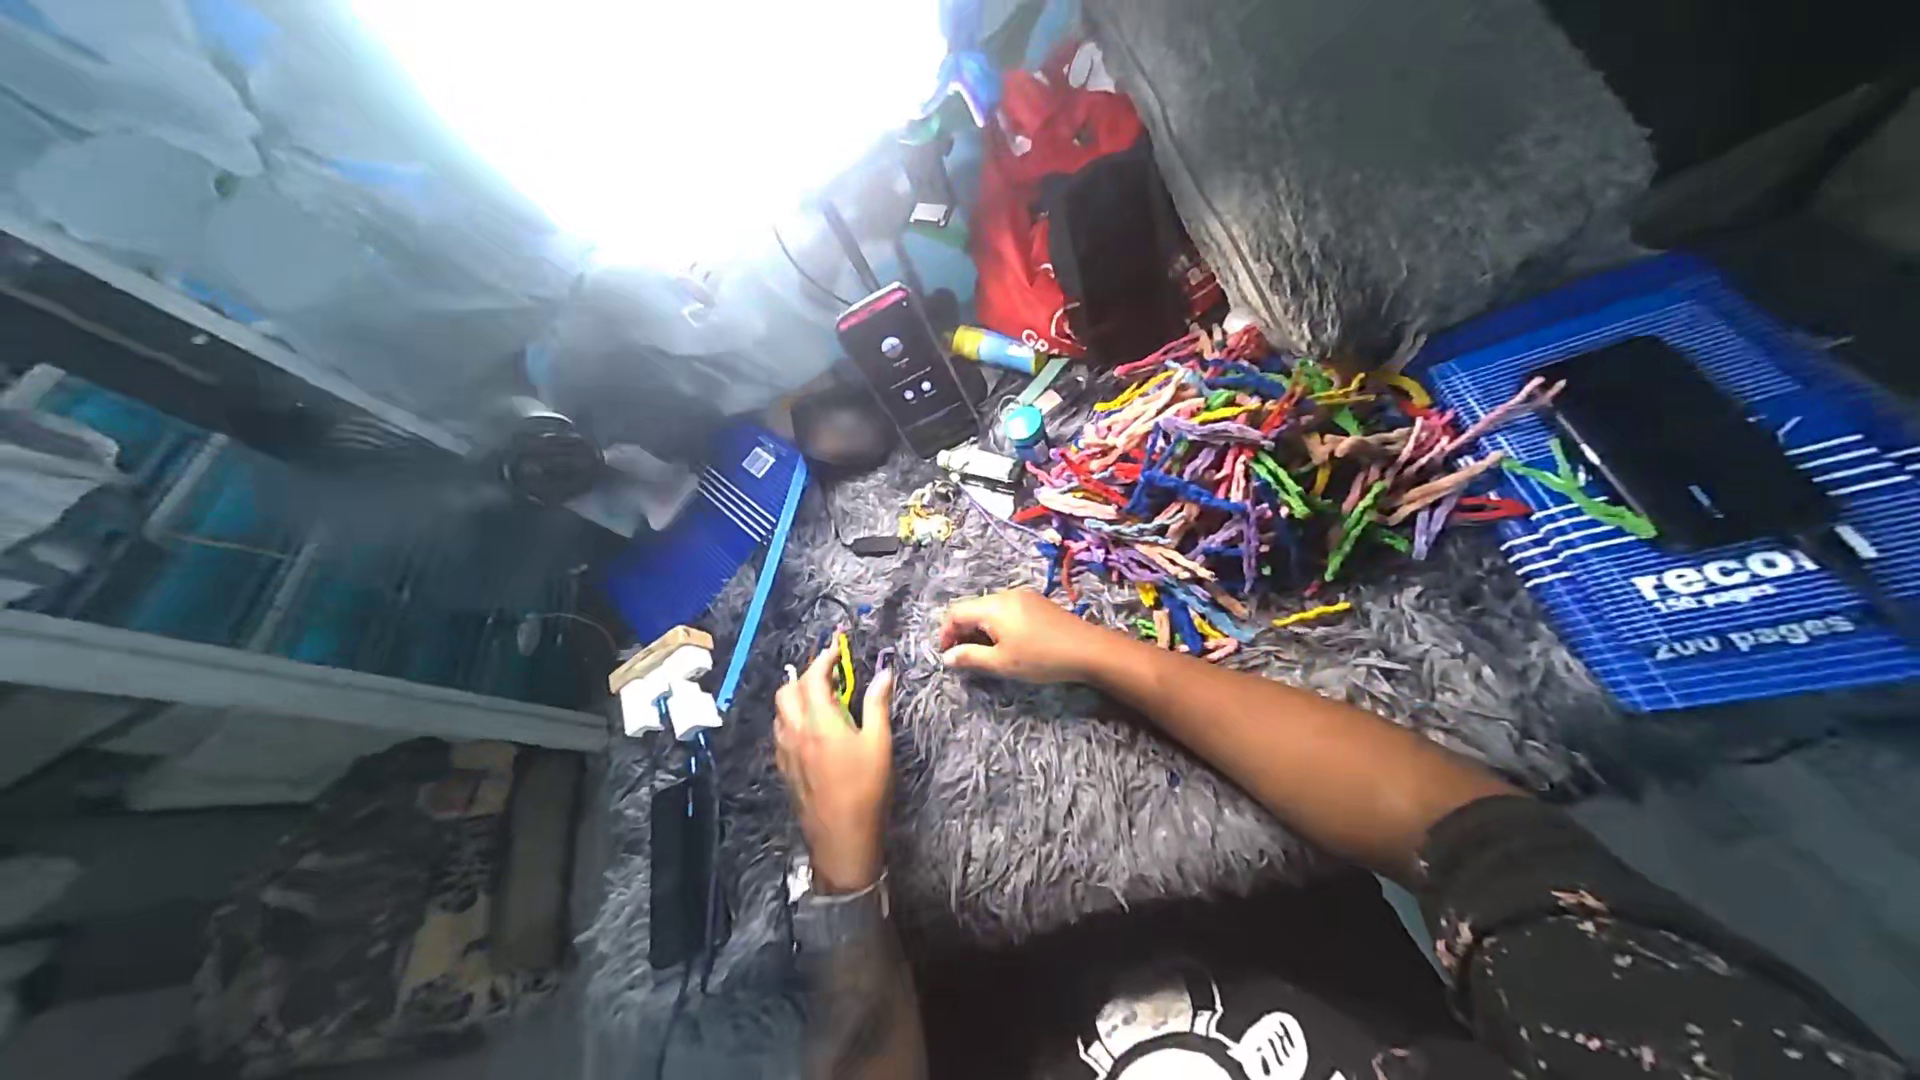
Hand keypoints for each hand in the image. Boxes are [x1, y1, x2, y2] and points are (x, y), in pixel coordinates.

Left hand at [774, 645, 894, 893]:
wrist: (842, 839)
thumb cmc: (866, 789)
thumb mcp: (879, 744)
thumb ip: (877, 704)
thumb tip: (884, 673)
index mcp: (820, 722)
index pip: (812, 678)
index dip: (823, 659)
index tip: (837, 651)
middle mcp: (796, 732)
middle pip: (788, 690)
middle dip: (806, 675)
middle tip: (831, 676)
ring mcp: (786, 752)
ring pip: (780, 711)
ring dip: (796, 696)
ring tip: (822, 699)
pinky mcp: (785, 769)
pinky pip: (781, 732)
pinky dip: (792, 718)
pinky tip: (812, 729)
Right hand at [937, 588, 1116, 684]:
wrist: (1088, 649)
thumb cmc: (1041, 657)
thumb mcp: (1001, 663)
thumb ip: (970, 658)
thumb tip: (947, 657)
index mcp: (992, 606)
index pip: (955, 612)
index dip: (945, 633)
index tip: (946, 655)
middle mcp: (1005, 594)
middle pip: (972, 608)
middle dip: (962, 631)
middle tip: (964, 656)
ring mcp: (1023, 596)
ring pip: (989, 608)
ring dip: (980, 628)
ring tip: (985, 652)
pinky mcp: (1036, 602)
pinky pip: (1006, 609)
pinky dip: (997, 624)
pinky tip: (1006, 642)